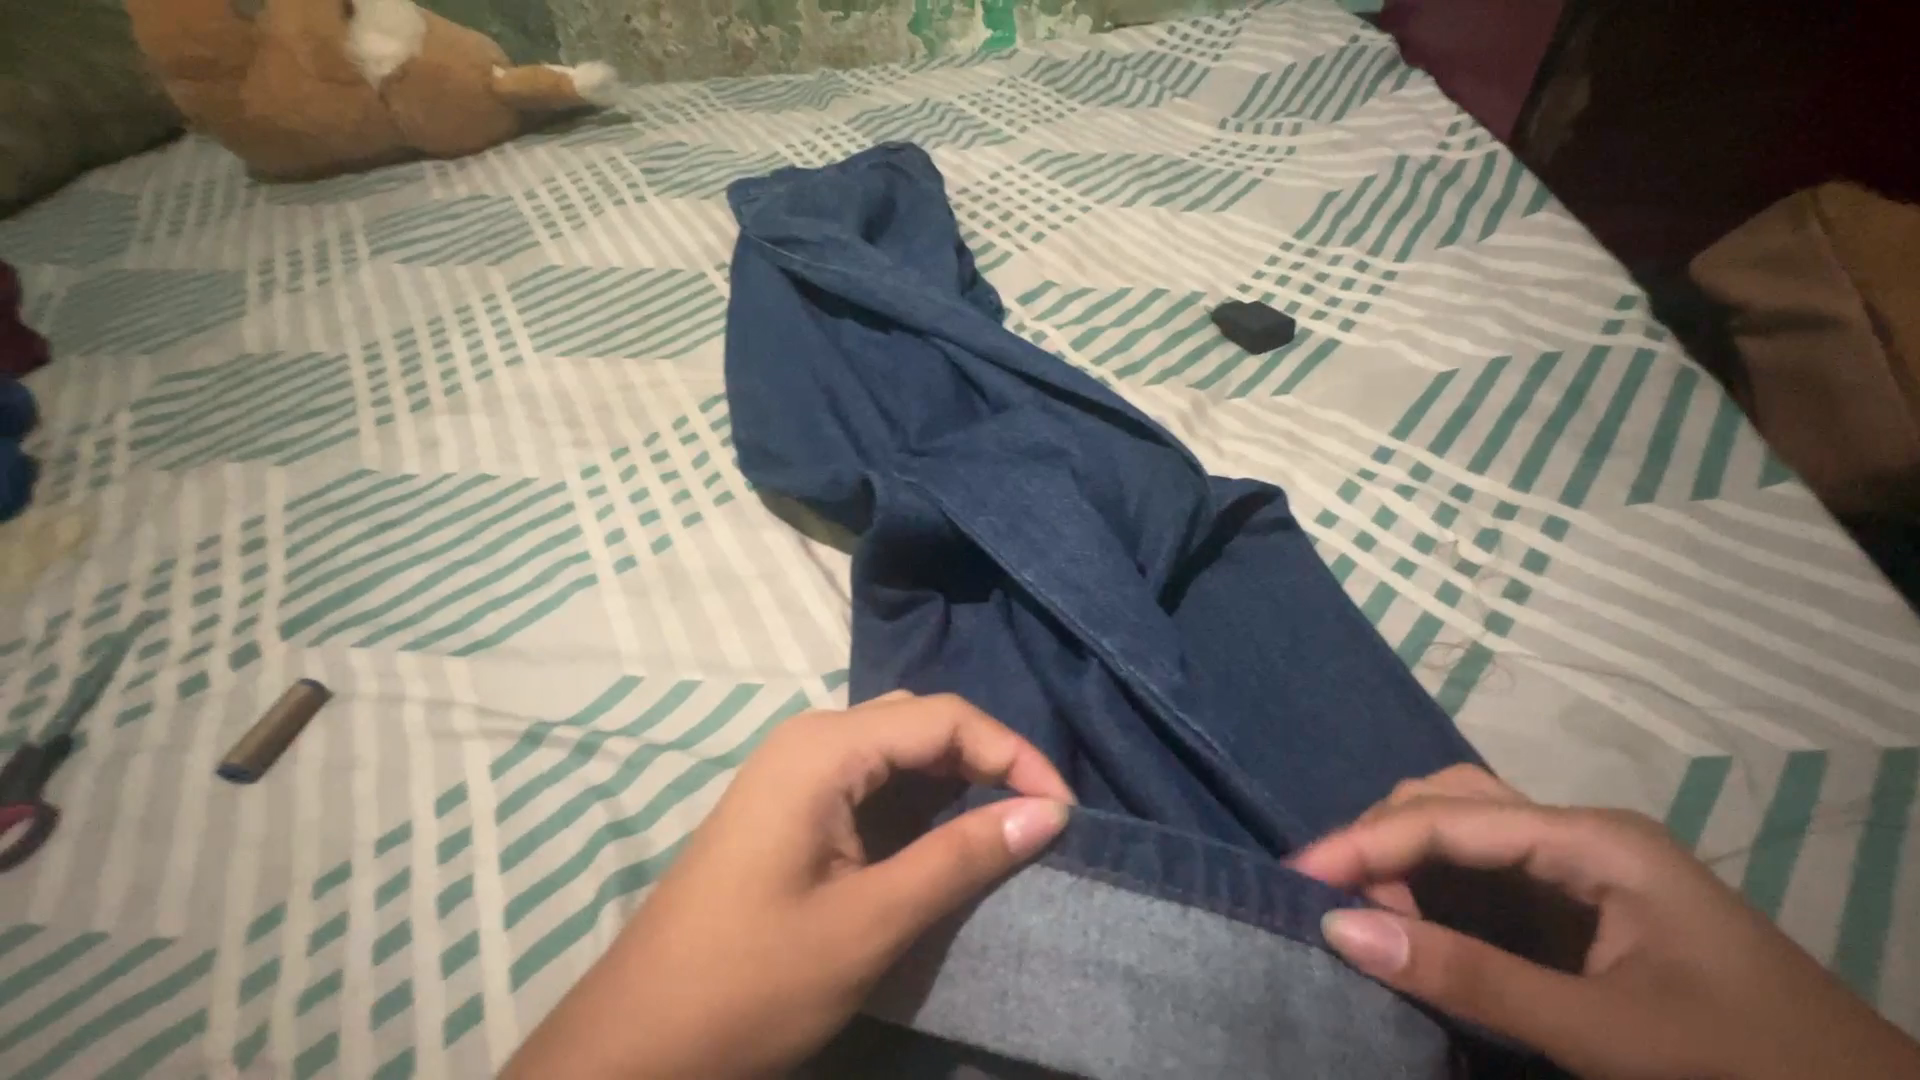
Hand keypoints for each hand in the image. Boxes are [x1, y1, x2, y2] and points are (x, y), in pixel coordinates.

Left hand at [501, 691, 1073, 1079]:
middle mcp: (809, 740)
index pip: (943, 717)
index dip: (1012, 753)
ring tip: (1001, 831)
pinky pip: (869, 783)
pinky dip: (917, 804)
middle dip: (986, 761)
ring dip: (954, 782)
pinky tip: (942, 843)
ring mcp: (794, 772)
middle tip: (1035, 818)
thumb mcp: (872, 922)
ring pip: (897, 751)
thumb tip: (1049, 813)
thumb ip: (961, 857)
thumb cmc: (754, 980)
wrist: (638, 1041)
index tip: (1061, 811)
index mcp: (824, 748)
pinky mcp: (790, 807)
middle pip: (920, 723)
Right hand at [1293, 766, 1919, 1079]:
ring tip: (1368, 914)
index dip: (1362, 842)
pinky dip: (1433, 890)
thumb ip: (1469, 977)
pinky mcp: (1579, 904)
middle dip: (1380, 842)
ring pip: (1461, 829)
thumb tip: (1338, 930)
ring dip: (1403, 861)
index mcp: (1593, 840)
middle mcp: (1579, 833)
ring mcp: (1581, 866)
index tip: (1297, 877)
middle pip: (1448, 802)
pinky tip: (1416, 924)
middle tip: (1338, 904)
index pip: (1445, 817)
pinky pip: (1482, 873)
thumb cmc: (1752, 1068)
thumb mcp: (1606, 1032)